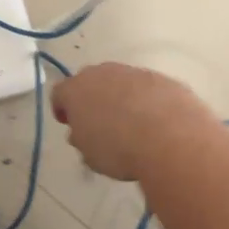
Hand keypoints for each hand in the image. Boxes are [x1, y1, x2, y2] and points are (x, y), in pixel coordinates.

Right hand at [50, 63, 217, 180]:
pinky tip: (154, 122)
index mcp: (76, 90)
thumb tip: (81, 133)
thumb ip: (81, 139)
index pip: (59, 94)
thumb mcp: (90, 155)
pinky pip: (146, 88)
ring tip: (130, 124)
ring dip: (120, 98)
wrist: (169, 137)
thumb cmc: (119, 149)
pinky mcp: (161, 78)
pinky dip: (145, 100)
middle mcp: (102, 73)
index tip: (69, 124)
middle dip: (91, 99)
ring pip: (119, 82)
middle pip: (90, 82)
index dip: (62, 109)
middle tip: (98, 123)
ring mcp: (133, 72)